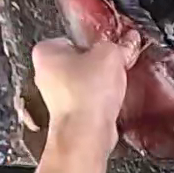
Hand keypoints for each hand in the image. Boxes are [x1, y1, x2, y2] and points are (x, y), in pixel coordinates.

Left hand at [32, 37, 132, 151]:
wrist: (86, 132)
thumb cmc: (86, 93)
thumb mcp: (111, 56)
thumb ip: (121, 45)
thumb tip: (129, 40)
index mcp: (45, 52)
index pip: (73, 40)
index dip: (95, 44)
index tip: (109, 50)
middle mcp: (44, 75)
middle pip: (79, 62)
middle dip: (98, 66)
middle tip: (114, 68)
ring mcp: (56, 98)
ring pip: (85, 84)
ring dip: (101, 86)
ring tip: (114, 88)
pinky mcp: (70, 116)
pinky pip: (89, 103)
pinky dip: (100, 103)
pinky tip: (110, 104)